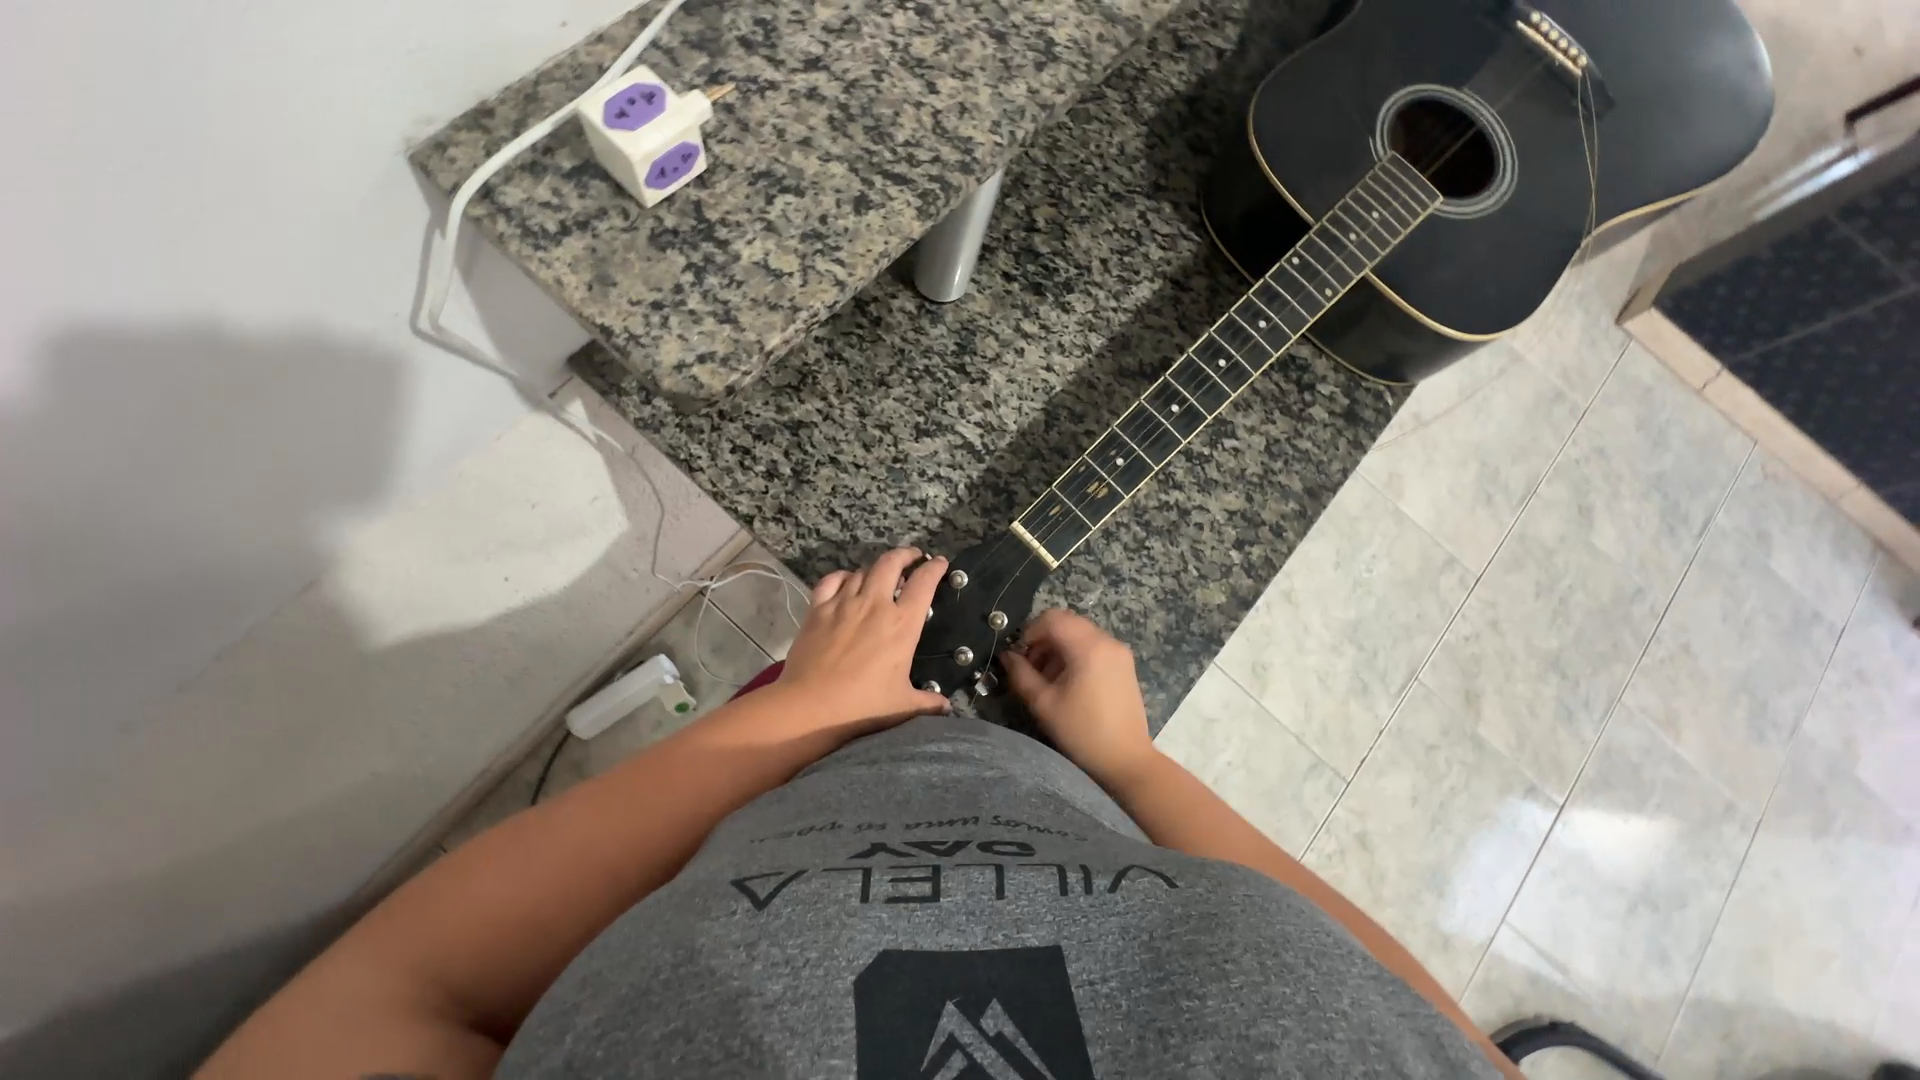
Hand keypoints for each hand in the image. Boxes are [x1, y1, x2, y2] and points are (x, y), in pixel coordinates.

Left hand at [773, 547, 950, 737]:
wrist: (811, 706)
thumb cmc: (863, 706)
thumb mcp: (902, 705)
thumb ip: (927, 702)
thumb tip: (945, 708)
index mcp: (902, 624)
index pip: (924, 583)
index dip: (934, 568)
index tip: (939, 562)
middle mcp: (875, 605)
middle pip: (891, 563)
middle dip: (905, 555)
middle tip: (912, 557)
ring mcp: (843, 604)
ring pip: (862, 571)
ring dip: (875, 569)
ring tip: (880, 575)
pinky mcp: (818, 610)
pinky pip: (831, 580)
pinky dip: (842, 576)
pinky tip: (846, 580)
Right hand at [1000, 609, 1158, 787]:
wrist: (1126, 760)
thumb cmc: (1082, 732)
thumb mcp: (1044, 703)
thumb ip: (1021, 674)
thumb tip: (1007, 656)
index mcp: (1088, 647)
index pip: (1052, 618)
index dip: (1029, 632)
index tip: (1019, 656)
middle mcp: (1107, 641)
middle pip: (1066, 622)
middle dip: (1043, 639)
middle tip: (1030, 667)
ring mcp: (1119, 652)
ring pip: (1079, 633)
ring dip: (1058, 647)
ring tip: (1047, 678)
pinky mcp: (1124, 664)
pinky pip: (1093, 645)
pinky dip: (1075, 654)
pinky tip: (1067, 681)